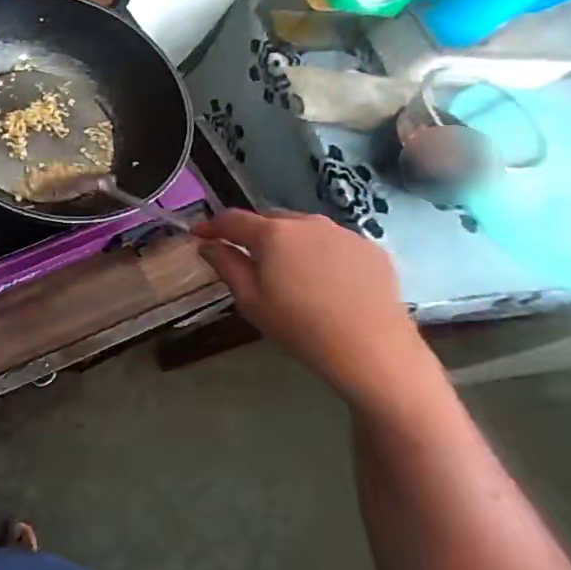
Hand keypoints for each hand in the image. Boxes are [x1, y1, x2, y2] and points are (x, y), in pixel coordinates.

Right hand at [194, 210, 429, 403]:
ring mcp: (344, 233)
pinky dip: (320, 254)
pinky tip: (323, 281)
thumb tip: (208, 245)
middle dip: (252, 233)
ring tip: (286, 268)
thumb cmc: (299, 327)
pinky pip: (334, 243)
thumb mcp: (251, 301)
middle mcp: (308, 223)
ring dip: (288, 241)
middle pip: (271, 220)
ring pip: (305, 229)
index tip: (198, 234)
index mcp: (273, 234)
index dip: (212, 225)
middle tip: (243, 255)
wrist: (372, 349)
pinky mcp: (371, 249)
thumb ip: (226, 266)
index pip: (233, 220)